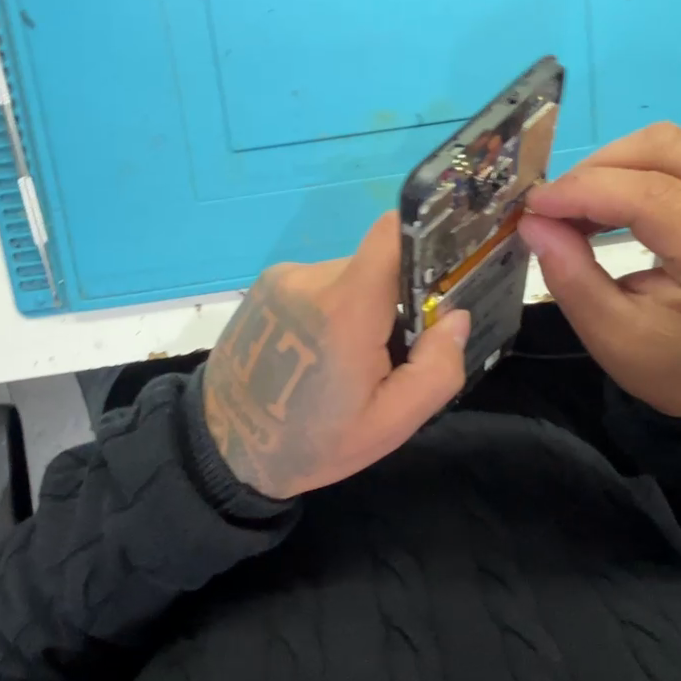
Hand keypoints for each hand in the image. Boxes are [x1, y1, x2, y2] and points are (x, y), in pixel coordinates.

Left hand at [203, 213, 471, 498]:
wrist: (225, 448)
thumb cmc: (311, 443)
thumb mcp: (390, 425)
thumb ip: (437, 370)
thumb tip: (455, 317)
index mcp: (345, 307)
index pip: (395, 232)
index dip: (429, 240)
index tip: (443, 278)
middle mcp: (311, 278)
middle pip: (377, 266)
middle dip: (395, 303)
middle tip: (389, 357)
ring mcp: (282, 279)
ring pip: (349, 279)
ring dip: (362, 312)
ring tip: (346, 365)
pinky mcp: (265, 288)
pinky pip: (319, 288)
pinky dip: (332, 314)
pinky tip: (317, 356)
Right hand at [517, 123, 680, 417]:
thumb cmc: (671, 368)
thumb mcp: (610, 335)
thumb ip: (571, 275)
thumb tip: (532, 221)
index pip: (652, 195)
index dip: (584, 190)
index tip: (533, 205)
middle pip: (666, 150)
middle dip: (596, 170)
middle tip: (551, 206)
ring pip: (674, 146)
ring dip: (613, 167)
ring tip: (574, 208)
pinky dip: (634, 174)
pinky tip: (605, 206)